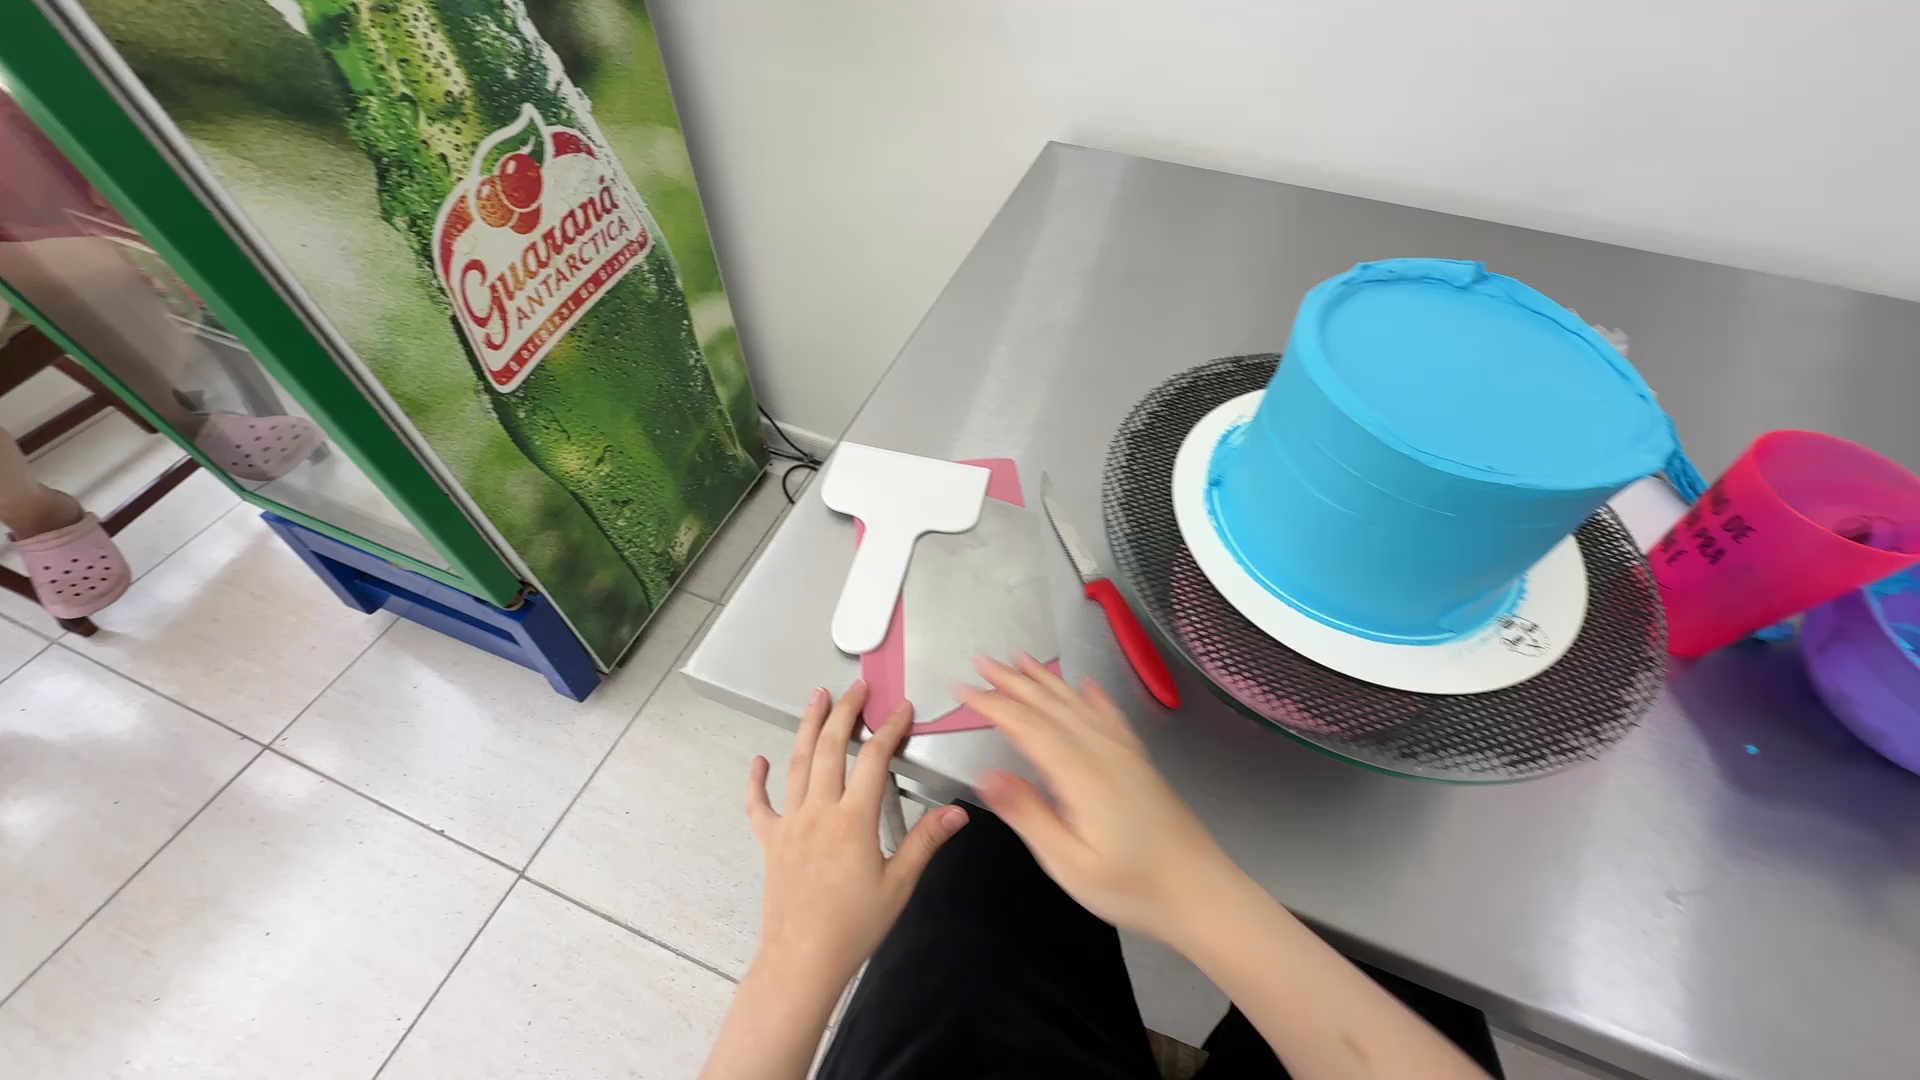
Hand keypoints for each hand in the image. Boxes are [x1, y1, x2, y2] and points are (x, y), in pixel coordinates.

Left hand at [746, 680, 968, 989]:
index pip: (874, 758)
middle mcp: (819, 811)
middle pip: (829, 747)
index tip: (902, 709)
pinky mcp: (770, 840)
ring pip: (796, 762)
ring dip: (807, 726)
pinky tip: (758, 761)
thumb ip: (926, 841)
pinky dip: (757, 780)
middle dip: (845, 711)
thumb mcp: (900, 884)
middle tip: (856, 687)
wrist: (802, 960)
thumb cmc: (853, 925)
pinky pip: (759, 804)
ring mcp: (790, 823)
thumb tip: (958, 811)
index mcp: (853, 819)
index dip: (890, 728)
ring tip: (816, 698)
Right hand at [957, 654, 1237, 941]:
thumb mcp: (1069, 863)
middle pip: (1050, 705)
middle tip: (982, 661)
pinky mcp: (1138, 761)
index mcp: (1080, 773)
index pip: (1027, 726)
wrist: (1202, 893)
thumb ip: (1028, 814)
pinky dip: (1093, 695)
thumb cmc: (1132, 887)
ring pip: (1078, 703)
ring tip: (1021, 658)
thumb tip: (987, 775)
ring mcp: (1124, 752)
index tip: (962, 688)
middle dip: (1013, 680)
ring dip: (1046, 679)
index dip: (991, 703)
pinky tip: (1086, 684)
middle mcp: (1102, 751)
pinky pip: (1110, 716)